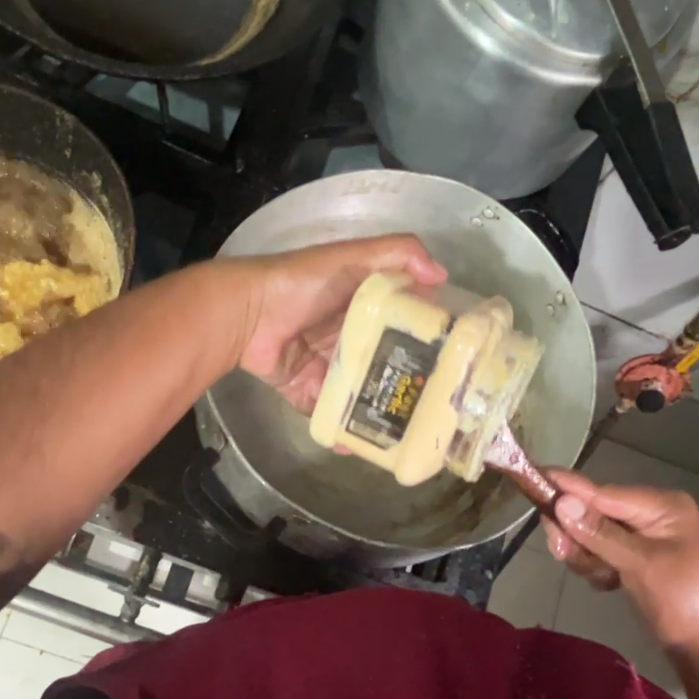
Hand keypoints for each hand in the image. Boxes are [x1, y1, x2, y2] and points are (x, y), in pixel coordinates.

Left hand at [223, 235, 446, 412]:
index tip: (451, 360)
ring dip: (375, 412)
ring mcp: (324, 365)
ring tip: (402, 433)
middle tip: (431, 406)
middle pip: (380, 362)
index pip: (399, 321)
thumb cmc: (303, 283)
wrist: (248, 314)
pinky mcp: (304, 389)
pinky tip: (360, 445)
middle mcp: (344, 334)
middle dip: (402, 383)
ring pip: (357, 392)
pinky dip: (341, 429)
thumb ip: (398, 254)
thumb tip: (441, 275)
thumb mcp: (354, 258)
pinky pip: (327, 413)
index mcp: (359, 303)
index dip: (423, 338)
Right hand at [540, 468, 698, 657]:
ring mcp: (641, 537)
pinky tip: (608, 583)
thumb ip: (599, 533)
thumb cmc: (682, 600)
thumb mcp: (640, 564)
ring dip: (586, 555)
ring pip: (589, 533)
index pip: (602, 492)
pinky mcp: (632, 558)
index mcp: (661, 506)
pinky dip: (595, 566)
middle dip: (575, 532)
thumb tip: (561, 502)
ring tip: (601, 577)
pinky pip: (597, 551)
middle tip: (561, 553)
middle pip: (591, 511)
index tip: (532, 477)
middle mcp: (650, 514)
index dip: (566, 489)